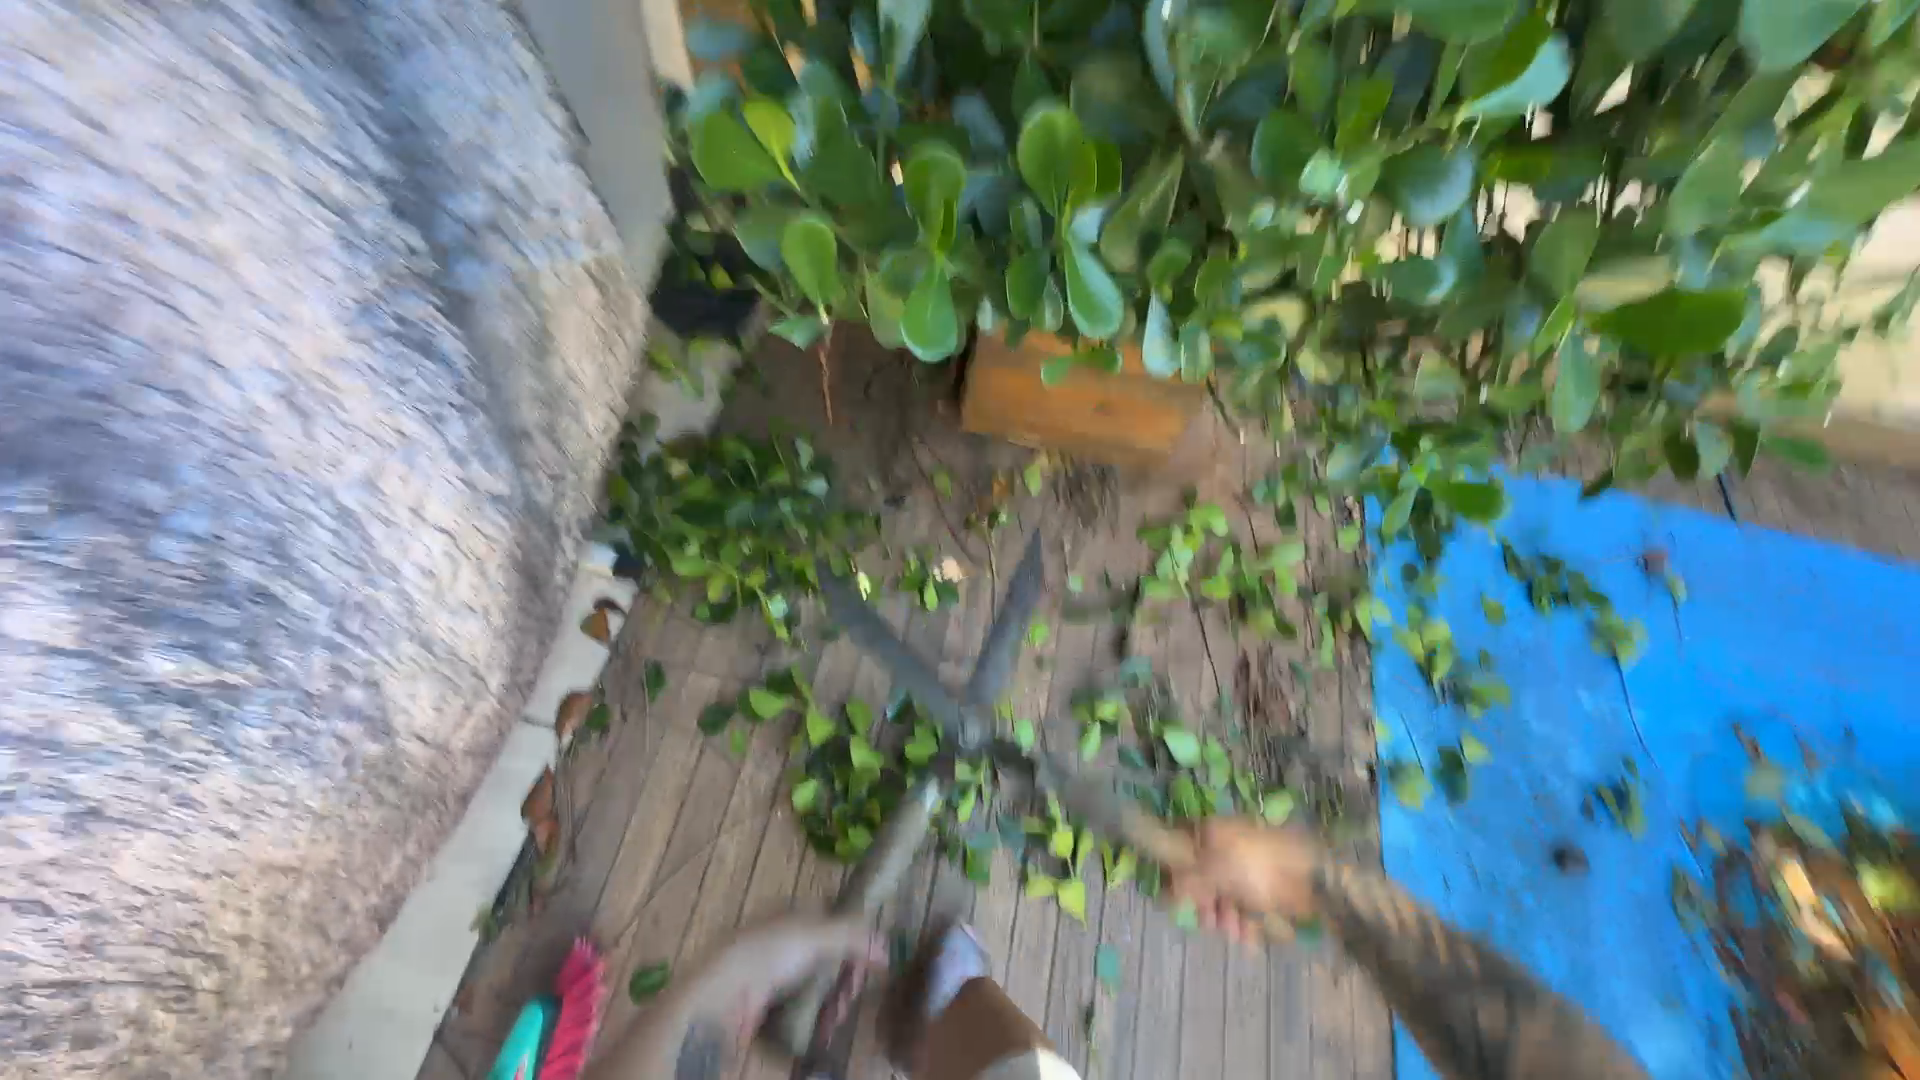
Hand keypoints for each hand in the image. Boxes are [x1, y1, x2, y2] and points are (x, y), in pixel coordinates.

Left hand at [678, 912, 886, 1043]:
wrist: (719, 999)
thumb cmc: (768, 952)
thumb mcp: (817, 933)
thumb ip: (855, 936)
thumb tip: (887, 947)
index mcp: (792, 912)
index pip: (834, 916)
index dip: (855, 934)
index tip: (870, 958)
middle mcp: (783, 939)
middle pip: (829, 956)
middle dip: (846, 976)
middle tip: (851, 994)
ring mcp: (773, 974)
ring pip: (817, 986)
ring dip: (833, 1001)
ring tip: (835, 1018)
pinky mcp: (766, 1006)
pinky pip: (801, 1011)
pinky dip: (815, 1021)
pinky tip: (823, 1030)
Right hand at [1163, 819, 1325, 944]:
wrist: (1313, 880)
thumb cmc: (1258, 869)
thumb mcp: (1216, 872)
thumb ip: (1188, 880)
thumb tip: (1166, 890)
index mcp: (1213, 833)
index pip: (1183, 850)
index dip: (1177, 875)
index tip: (1176, 899)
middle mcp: (1229, 847)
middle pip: (1205, 877)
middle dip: (1205, 903)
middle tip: (1207, 923)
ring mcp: (1249, 868)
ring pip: (1227, 894)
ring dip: (1226, 917)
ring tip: (1232, 934)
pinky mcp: (1267, 889)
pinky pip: (1248, 905)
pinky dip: (1246, 923)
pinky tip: (1248, 941)